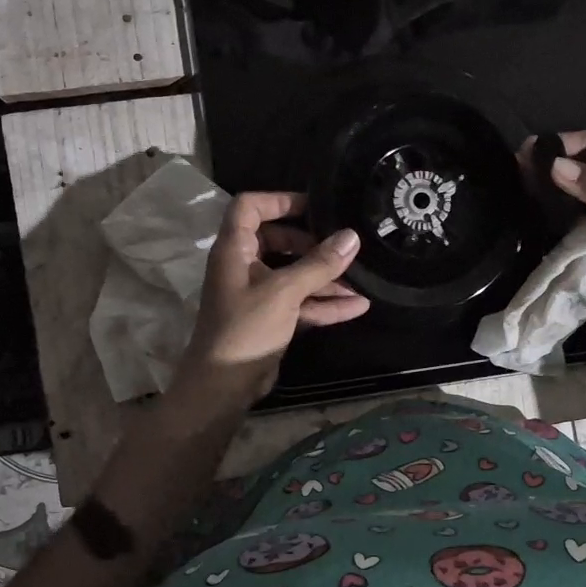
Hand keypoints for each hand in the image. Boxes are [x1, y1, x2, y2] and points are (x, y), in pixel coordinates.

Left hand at [173, 191, 369, 403]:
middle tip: (341, 245)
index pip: (249, 207)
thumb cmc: (245, 329)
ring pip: (294, 274)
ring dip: (326, 278)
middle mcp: (243, 267)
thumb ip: (318, 264)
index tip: (314, 206)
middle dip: (312, 243)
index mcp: (234, 250)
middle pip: (278, 240)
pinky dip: (324, 304)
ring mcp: (258, 294)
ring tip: (362, 280)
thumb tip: (351, 237)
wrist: (223, 386)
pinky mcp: (271, 319)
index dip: (279, 200)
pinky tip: (357, 307)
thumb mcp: (284, 292)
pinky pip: (301, 302)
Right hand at [533, 131, 585, 317]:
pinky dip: (563, 226)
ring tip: (522, 199)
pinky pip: (583, 230)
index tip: (531, 151)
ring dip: (556, 199)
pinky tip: (542, 227)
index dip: (566, 144)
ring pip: (581, 201)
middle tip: (517, 175)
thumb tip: (554, 166)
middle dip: (554, 170)